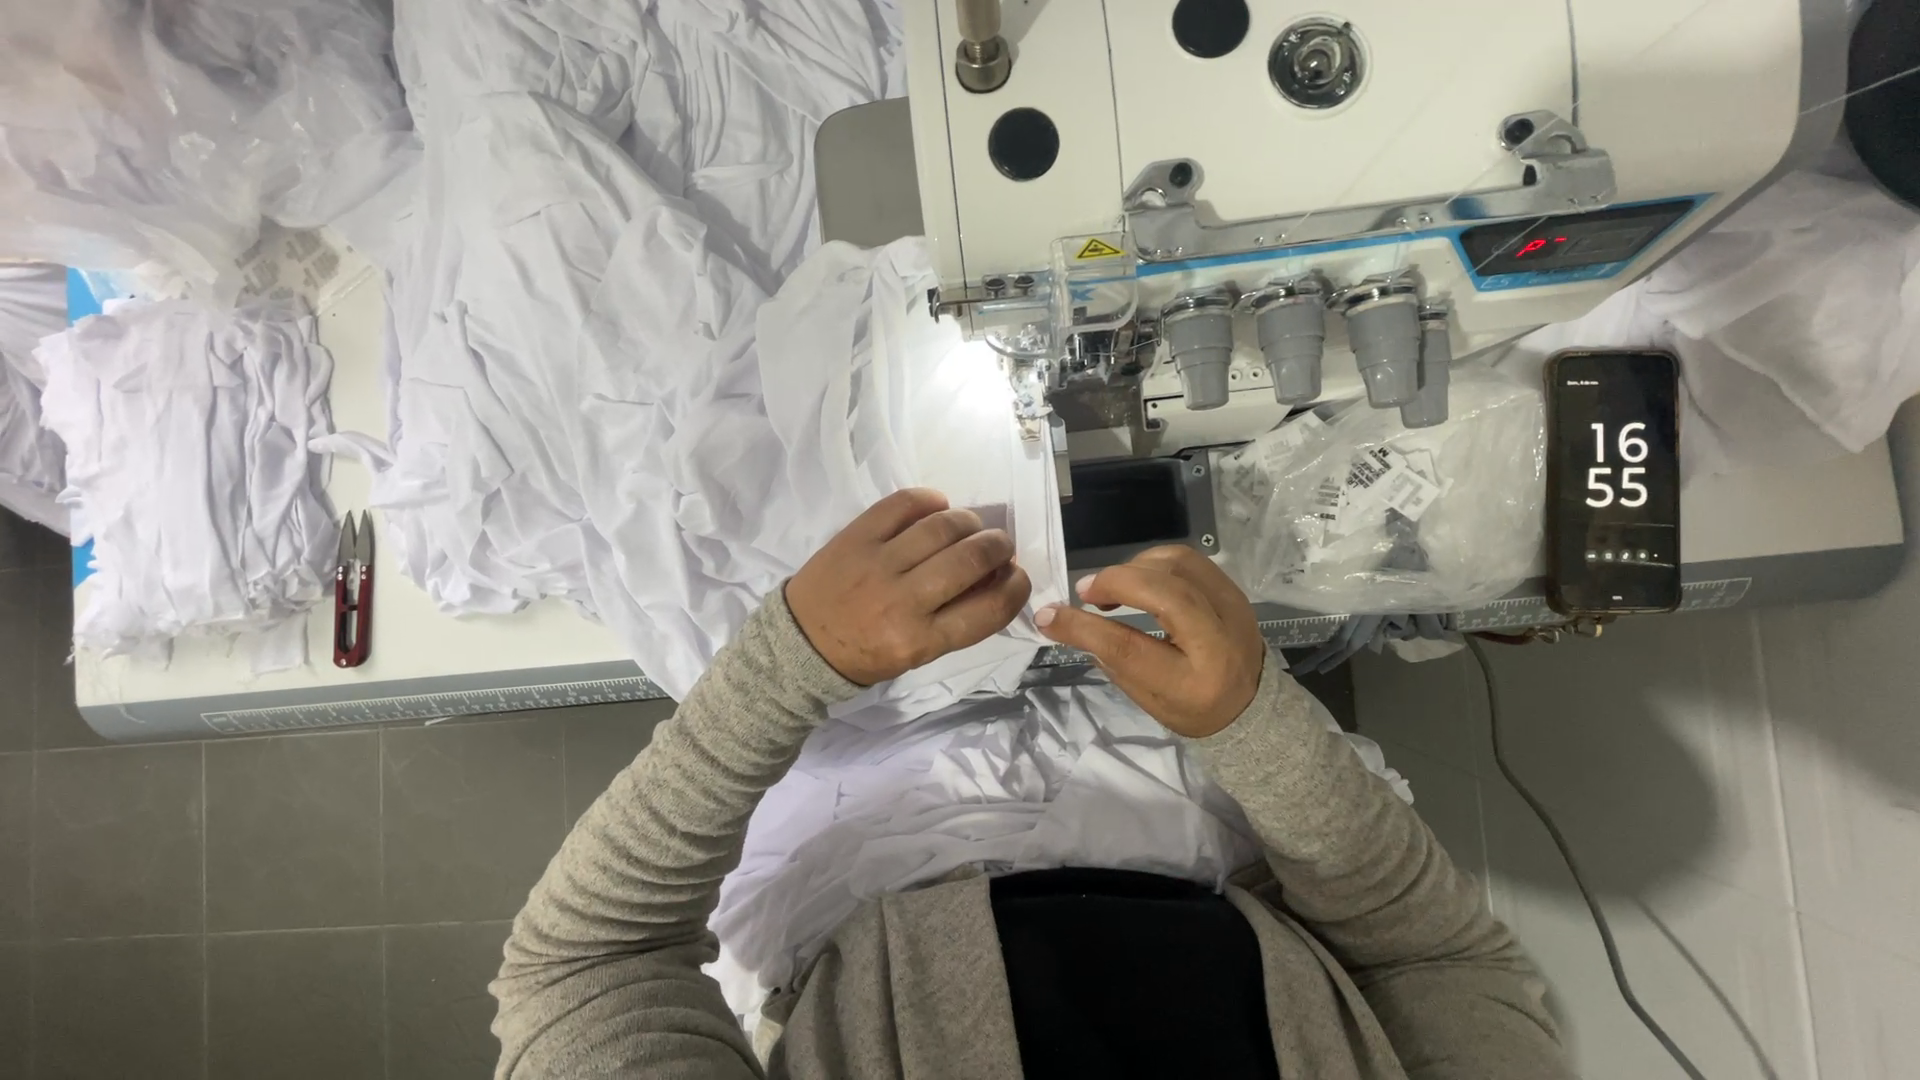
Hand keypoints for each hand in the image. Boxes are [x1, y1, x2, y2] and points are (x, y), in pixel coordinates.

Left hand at [786, 488, 1032, 685]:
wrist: (801, 645)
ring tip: (970, 527)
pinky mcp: (855, 537)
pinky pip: (901, 504)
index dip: (1017, 586)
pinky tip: (937, 506)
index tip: (1017, 575)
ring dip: (969, 522)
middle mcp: (903, 601)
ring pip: (941, 527)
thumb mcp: (918, 653)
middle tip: (999, 545)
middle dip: (998, 546)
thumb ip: (958, 620)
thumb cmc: (865, 654)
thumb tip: (995, 578)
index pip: (990, 609)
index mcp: (921, 640)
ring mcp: (878, 564)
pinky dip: (928, 500)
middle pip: (970, 560)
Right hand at [1035, 546, 1264, 737]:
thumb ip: (1110, 659)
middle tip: (1085, 591)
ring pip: (1178, 564)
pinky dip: (1153, 561)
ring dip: (1134, 567)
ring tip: (1111, 586)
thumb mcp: (1148, 699)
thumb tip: (1065, 620)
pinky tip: (1137, 577)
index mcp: (1194, 684)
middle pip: (1164, 593)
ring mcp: (1233, 609)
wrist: (1253, 706)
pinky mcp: (1233, 590)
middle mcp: (1220, 642)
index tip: (1049, 616)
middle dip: (1115, 582)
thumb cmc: (1193, 708)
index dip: (1083, 627)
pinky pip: (1189, 559)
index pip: (1130, 647)